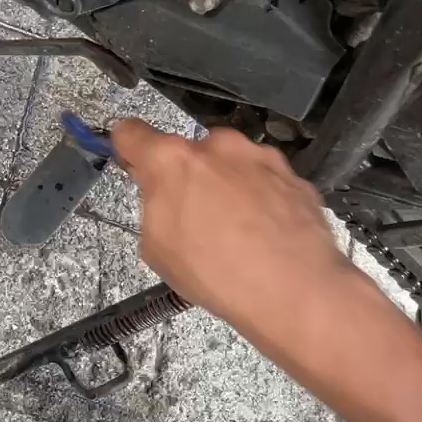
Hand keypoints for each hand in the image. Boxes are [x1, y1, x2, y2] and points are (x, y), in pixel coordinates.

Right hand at [110, 119, 362, 339]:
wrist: (294, 289)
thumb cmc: (214, 272)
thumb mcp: (156, 247)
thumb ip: (153, 206)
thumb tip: (163, 197)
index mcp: (171, 160)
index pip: (131, 132)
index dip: (127, 148)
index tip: (133, 163)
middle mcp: (216, 146)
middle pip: (186, 151)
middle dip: (185, 176)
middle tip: (190, 216)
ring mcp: (260, 157)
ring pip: (228, 163)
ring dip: (224, 185)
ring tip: (233, 230)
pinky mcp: (293, 175)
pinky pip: (263, 180)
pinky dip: (258, 198)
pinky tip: (262, 233)